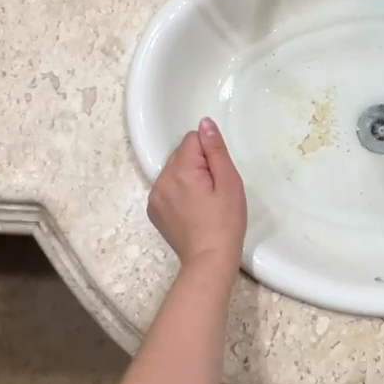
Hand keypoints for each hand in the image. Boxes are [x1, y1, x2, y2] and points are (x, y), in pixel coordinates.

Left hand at [148, 117, 247, 271]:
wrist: (209, 260)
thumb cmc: (226, 222)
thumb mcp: (229, 182)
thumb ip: (215, 150)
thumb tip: (204, 123)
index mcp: (181, 170)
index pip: (192, 139)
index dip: (210, 154)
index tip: (219, 176)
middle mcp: (162, 179)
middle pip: (181, 154)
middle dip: (198, 165)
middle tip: (214, 190)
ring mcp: (154, 196)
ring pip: (174, 171)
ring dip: (188, 178)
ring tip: (204, 202)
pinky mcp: (154, 210)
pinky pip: (167, 187)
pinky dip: (179, 192)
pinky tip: (192, 210)